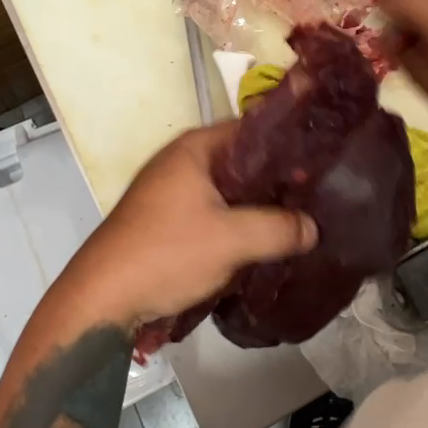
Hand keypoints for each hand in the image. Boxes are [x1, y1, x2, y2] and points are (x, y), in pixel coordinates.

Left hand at [61, 123, 318, 323]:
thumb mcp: (232, 240)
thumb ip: (279, 228)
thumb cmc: (165, 254)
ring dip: (258, 207)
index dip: (289, 142)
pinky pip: (215, 214)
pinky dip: (238, 224)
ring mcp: (172, 192)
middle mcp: (182, 161)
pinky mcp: (168, 222)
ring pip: (230, 192)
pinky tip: (265, 243)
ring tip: (300, 221)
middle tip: (319, 196)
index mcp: (195, 148)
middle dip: (277, 180)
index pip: (253, 129)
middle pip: (243, 162)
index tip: (324, 161)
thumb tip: (313, 227)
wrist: (103, 298)